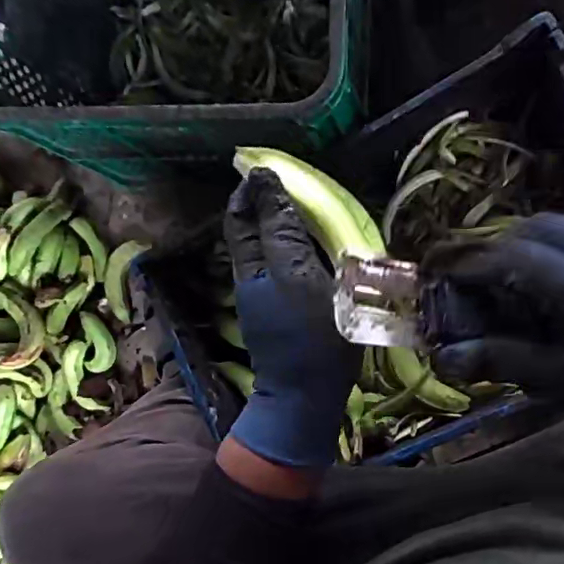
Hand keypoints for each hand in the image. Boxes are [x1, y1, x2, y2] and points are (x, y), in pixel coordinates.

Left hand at [223, 170, 359, 469]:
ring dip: (266, 223)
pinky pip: (268, 266)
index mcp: (261, 266)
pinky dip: (276, 247)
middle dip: (256, 203)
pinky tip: (298, 247)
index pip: (251, 216)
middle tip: (277, 185)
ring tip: (289, 209)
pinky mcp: (269, 312)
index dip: (258, 189)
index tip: (268, 167)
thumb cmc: (316, 340)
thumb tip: (271, 192)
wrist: (305, 396)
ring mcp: (259, 297)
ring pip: (256, 247)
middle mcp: (254, 277)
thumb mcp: (306, 280)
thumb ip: (286, 235)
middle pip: (247, 229)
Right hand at [432, 215, 563, 452]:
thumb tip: (448, 357)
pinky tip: (561, 289)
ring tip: (516, 281)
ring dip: (531, 245)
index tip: (445, 273)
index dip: (472, 263)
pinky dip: (559, 252)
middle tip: (480, 276)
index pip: (512, 256)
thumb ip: (505, 361)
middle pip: (538, 226)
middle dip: (499, 244)